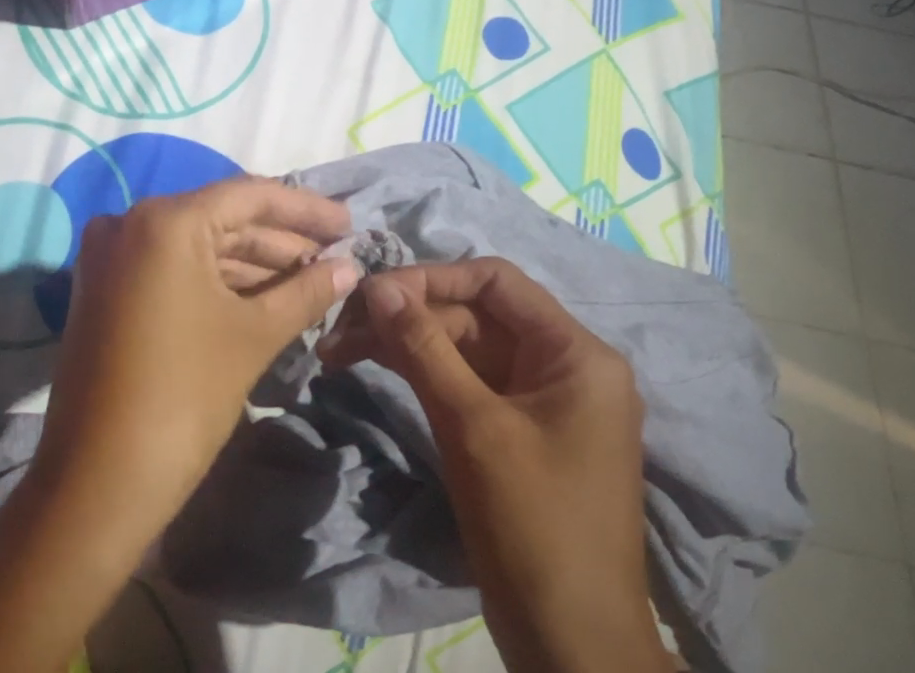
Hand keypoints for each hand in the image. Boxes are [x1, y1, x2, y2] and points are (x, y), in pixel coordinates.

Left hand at [0, 177, 355, 672]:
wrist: (102, 476)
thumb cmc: (185, 394)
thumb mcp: (254, 335)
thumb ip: (306, 290)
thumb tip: (349, 267)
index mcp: (164, 220)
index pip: (248, 195)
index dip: (305, 208)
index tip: (350, 223)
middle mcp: (129, 223)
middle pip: (220, 219)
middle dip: (280, 240)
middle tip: (335, 257)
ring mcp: (110, 257)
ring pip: (196, 247)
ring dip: (252, 263)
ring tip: (309, 280)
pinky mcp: (104, 290)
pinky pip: (171, 270)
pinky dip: (216, 280)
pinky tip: (263, 296)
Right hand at [323, 259, 669, 672]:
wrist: (570, 637)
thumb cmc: (532, 521)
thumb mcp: (472, 425)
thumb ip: (423, 347)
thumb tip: (377, 286)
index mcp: (575, 353)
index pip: (496, 281)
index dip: (431, 276)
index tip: (370, 291)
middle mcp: (563, 366)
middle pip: (475, 315)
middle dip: (407, 317)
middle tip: (339, 330)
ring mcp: (539, 401)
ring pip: (464, 351)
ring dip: (406, 347)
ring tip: (338, 352)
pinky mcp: (517, 432)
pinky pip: (467, 385)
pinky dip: (423, 376)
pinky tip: (375, 369)